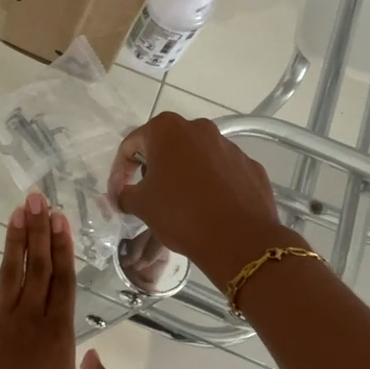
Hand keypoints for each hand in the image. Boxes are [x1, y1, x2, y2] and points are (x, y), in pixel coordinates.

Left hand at [0, 192, 111, 368]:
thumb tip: (95, 359)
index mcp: (60, 338)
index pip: (63, 280)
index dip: (63, 247)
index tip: (60, 219)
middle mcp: (29, 323)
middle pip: (37, 268)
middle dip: (38, 230)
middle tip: (37, 198)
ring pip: (9, 275)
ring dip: (13, 242)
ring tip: (17, 212)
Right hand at [109, 112, 289, 268]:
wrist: (237, 239)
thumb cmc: (180, 214)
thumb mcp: (140, 205)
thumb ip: (124, 194)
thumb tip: (123, 195)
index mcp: (166, 130)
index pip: (131, 146)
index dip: (120, 171)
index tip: (119, 193)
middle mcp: (199, 129)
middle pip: (166, 146)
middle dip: (153, 169)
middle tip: (148, 196)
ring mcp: (228, 146)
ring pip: (195, 157)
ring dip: (183, 175)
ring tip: (180, 204)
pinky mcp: (250, 165)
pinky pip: (221, 171)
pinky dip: (210, 184)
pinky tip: (207, 207)